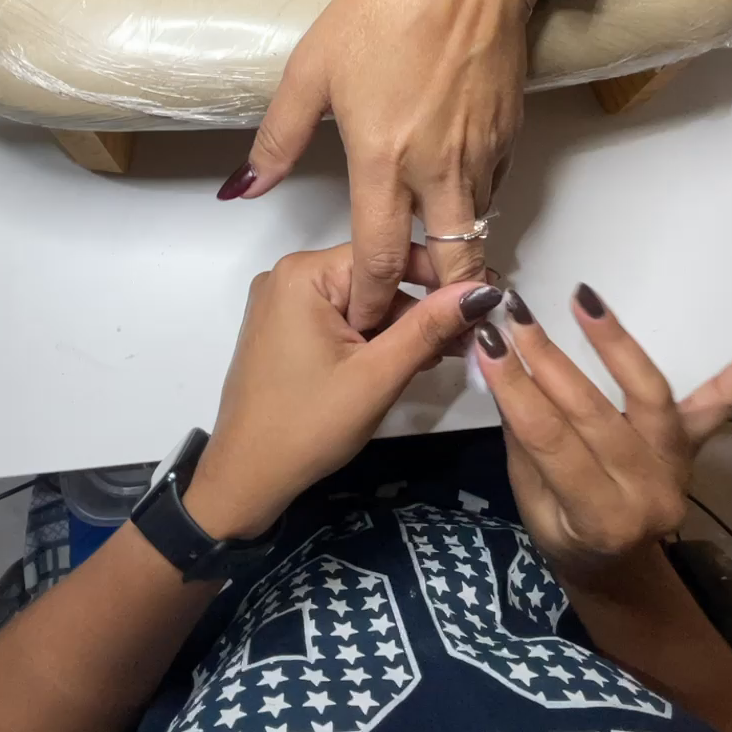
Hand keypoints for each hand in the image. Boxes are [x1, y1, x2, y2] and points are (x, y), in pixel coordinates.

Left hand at [184, 244, 504, 539]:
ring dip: (397, 328)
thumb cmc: (309, 427)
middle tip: (465, 339)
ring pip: (359, 300)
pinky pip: (339, 318)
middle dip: (418, 310)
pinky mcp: (284, 328)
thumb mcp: (377, 376)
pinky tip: (400, 361)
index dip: (437, 276)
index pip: (385, 253)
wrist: (247, 478)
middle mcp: (287, 275)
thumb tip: (484, 289)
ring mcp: (282, 303)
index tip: (483, 299)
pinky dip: (370, 338)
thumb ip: (429, 327)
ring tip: (438, 356)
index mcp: (303, 273)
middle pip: (373, 278)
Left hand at [218, 0, 543, 330]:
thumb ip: (278, 139)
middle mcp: (438, 171)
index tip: (369, 322)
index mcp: (384, 161)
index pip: (380, 258)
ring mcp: (481, 155)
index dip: (375, 302)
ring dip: (459, 259)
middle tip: (425, 323)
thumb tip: (244, 187)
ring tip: (440, 275)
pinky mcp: (509, 136)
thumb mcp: (311, 71)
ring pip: (475, 230)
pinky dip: (475, 213)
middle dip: (439, 304)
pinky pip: (492, 192)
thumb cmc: (382, 12)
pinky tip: (454, 207)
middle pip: (449, 263)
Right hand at [474, 285, 731, 596]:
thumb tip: (503, 365)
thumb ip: (524, 435)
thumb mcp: (529, 499)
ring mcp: (679, 465)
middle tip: (514, 313)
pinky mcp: (695, 445)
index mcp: (600, 518)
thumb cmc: (564, 536)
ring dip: (616, 342)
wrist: (617, 567)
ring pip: (648, 394)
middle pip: (593, 412)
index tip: (488, 340)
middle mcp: (651, 491)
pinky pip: (724, 406)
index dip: (516, 387)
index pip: (549, 439)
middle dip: (547, 358)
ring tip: (584, 299)